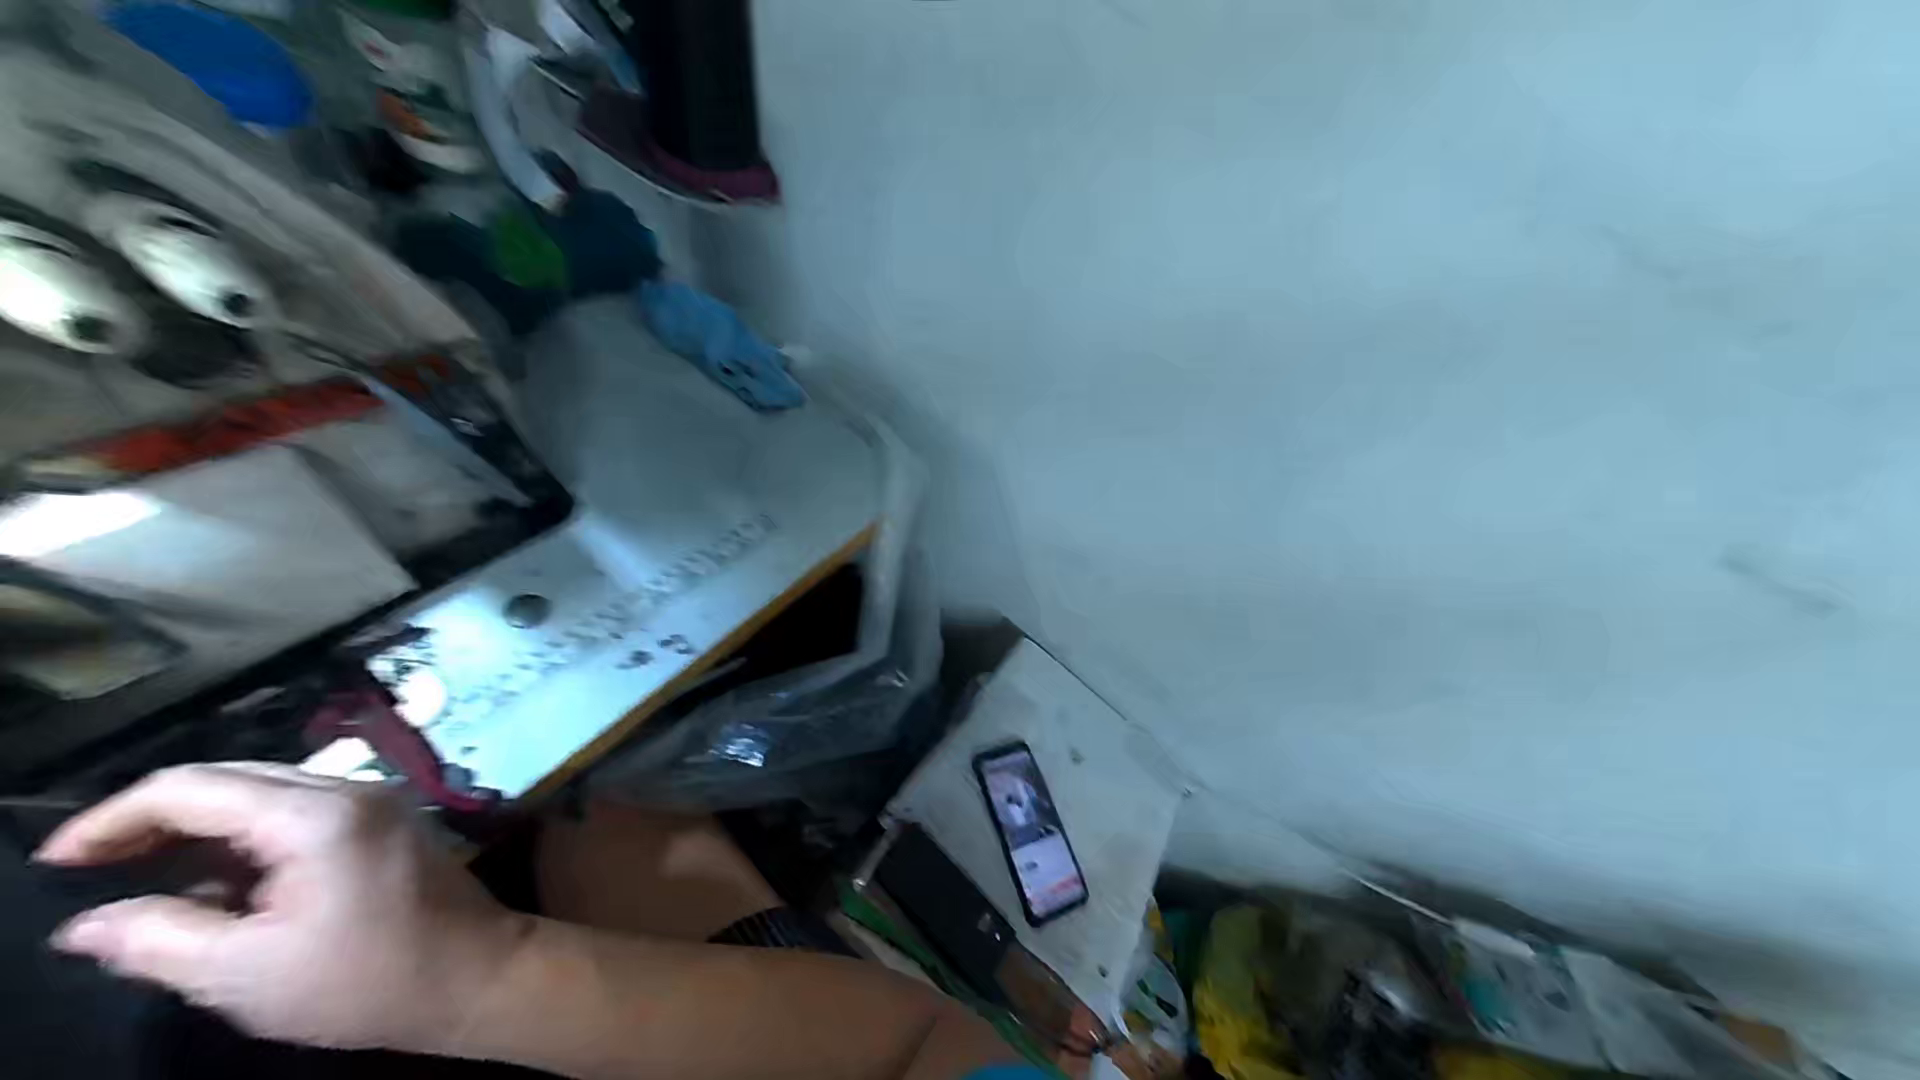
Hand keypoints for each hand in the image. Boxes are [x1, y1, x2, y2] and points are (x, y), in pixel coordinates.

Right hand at [35, 762, 531, 1053]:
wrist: (470, 971)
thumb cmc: (361, 978)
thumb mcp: (240, 970)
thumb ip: (156, 938)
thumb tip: (85, 922)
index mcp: (319, 814)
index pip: (198, 785)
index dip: (114, 817)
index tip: (52, 864)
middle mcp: (354, 790)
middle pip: (237, 777)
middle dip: (155, 817)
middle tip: (85, 872)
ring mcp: (377, 802)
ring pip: (270, 792)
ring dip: (201, 826)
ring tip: (134, 877)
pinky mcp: (386, 821)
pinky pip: (304, 811)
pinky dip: (249, 835)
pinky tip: (213, 881)